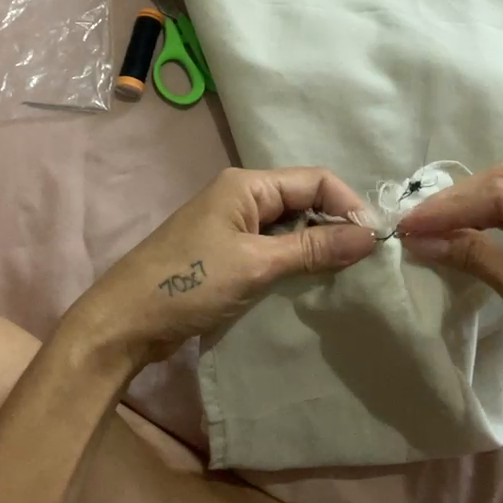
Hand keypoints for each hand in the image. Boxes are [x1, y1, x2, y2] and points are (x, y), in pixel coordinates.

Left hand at [64, 167, 379, 367]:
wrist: (126, 322)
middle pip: (304, 201)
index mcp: (246, 184)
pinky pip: (273, 249)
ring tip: (346, 277)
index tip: (376, 242)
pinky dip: (294, 263)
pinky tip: (311, 286)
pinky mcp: (227, 254)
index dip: (349, 205)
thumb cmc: (189, 284)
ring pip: (290, 227)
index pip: (315, 180)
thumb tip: (370, 235)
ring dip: (316, 248)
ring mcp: (232, 226)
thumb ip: (313, 248)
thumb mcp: (256, 265)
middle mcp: (242, 196)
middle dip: (336, 226)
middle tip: (365, 263)